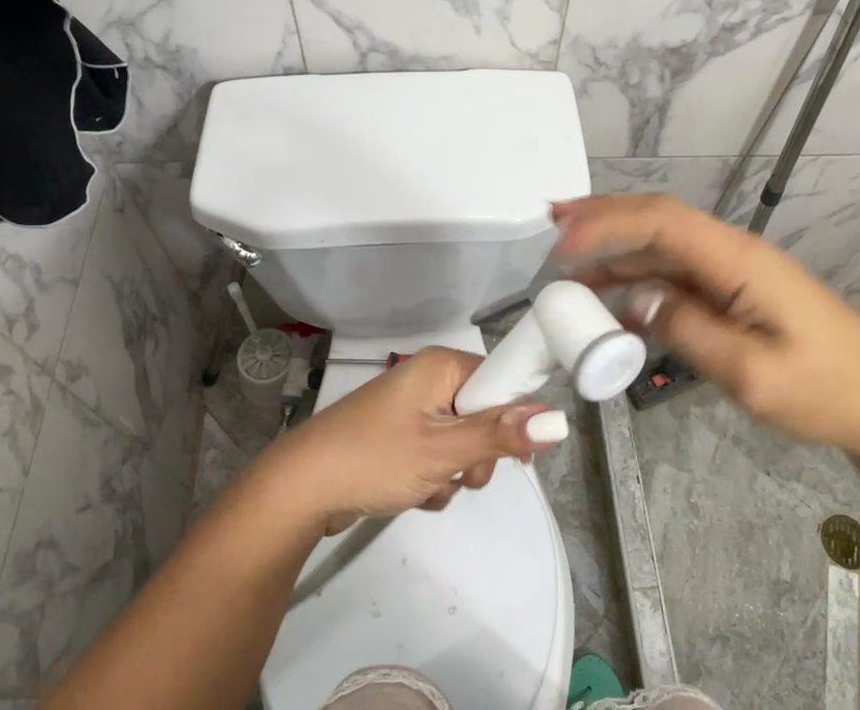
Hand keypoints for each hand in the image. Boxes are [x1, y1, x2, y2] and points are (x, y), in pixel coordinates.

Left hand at [255, 346, 554, 531]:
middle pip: (484, 417)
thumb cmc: (374, 458)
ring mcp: (411, 411)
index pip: (502, 380)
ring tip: (425, 485)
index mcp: (441, 366)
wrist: (301, 489)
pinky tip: (411, 493)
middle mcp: (428, 380)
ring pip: (461, 445)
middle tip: (456, 471)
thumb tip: (558, 420)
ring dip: (453, 473)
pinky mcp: (397, 439)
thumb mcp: (443, 450)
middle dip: (476, 456)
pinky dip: (431, 479)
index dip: (512, 417)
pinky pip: (436, 458)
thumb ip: (500, 435)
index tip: (510, 450)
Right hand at [550, 193, 859, 456]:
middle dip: (603, 218)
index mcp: (741, 261)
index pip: (662, 222)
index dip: (607, 224)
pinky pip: (679, 276)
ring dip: (616, 252)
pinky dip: (640, 280)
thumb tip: (640, 300)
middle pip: (659, 220)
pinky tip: (612, 298)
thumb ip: (690, 331)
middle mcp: (734, 254)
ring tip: (566, 265)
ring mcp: (736, 273)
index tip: (563, 245)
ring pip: (664, 248)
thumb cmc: (827, 391)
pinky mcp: (738, 294)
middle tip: (551, 224)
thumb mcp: (752, 373)